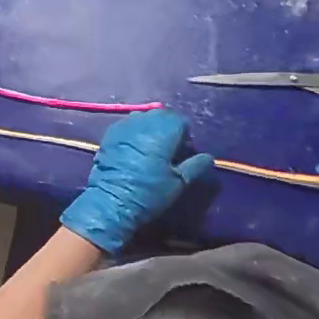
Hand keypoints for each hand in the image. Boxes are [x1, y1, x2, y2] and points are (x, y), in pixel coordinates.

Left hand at [61, 109, 214, 255]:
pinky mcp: (110, 134)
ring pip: (144, 119)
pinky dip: (135, 134)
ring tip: (151, 153)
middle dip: (168, 131)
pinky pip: (128, 126)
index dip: (185, 137)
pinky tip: (134, 153)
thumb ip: (196, 166)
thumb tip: (208, 157)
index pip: (181, 121)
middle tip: (168, 153)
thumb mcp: (178, 182)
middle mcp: (143, 121)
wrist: (110, 202)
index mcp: (163, 130)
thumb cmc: (149, 192)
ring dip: (151, 131)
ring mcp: (124, 125)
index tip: (182, 155)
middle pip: (162, 117)